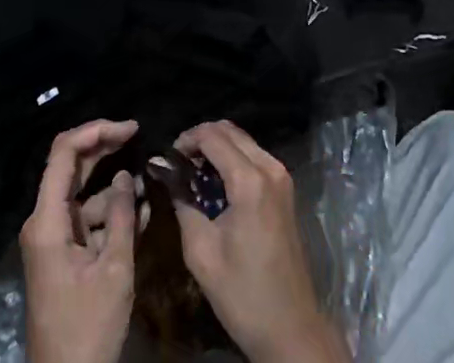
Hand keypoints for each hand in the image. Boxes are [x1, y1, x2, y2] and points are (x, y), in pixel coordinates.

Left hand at [22, 120, 139, 362]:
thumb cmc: (89, 326)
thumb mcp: (114, 268)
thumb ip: (122, 216)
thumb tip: (127, 176)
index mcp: (47, 221)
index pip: (64, 153)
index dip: (96, 131)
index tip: (131, 128)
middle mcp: (44, 222)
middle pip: (72, 168)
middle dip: (107, 151)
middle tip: (142, 140)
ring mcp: (53, 239)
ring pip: (85, 196)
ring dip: (117, 190)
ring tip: (151, 191)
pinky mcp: (63, 255)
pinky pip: (88, 221)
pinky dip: (113, 214)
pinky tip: (142, 213)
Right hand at [171, 122, 349, 362]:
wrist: (288, 322)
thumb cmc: (240, 291)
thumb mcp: (201, 250)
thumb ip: (183, 202)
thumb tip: (164, 171)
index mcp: (250, 180)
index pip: (213, 136)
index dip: (186, 140)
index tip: (166, 158)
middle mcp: (271, 167)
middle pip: (231, 131)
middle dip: (202, 139)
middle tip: (177, 163)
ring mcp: (282, 176)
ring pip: (244, 141)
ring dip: (218, 148)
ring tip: (192, 173)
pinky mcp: (286, 188)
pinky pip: (255, 157)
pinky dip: (233, 159)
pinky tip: (215, 183)